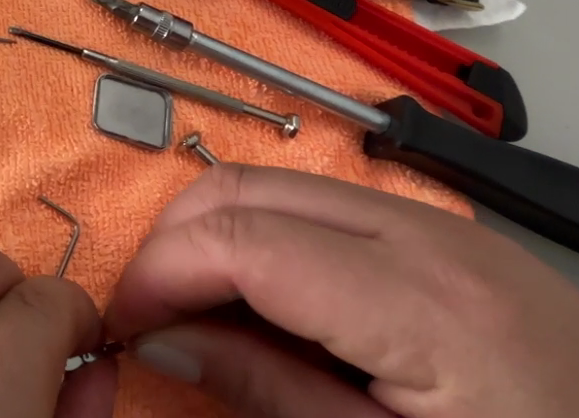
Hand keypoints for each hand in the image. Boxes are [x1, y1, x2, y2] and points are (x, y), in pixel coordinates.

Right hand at [107, 165, 578, 417]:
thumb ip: (269, 394)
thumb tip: (160, 340)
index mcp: (425, 304)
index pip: (239, 237)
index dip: (160, 271)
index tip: (125, 323)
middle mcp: (427, 234)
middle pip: (243, 187)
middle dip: (173, 239)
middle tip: (152, 314)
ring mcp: (445, 224)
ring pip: (273, 184)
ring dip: (214, 232)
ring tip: (203, 310)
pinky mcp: (453, 233)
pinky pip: (320, 205)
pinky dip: (266, 235)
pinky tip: (271, 302)